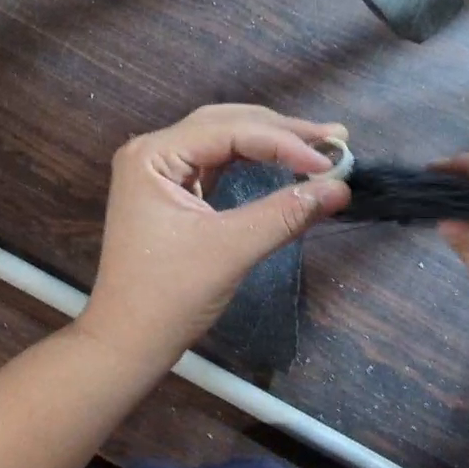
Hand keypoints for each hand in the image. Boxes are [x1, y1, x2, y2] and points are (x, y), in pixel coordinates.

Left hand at [77, 105, 350, 366]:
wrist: (127, 343)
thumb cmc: (170, 296)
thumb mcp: (231, 250)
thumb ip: (285, 213)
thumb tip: (340, 188)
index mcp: (153, 155)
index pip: (229, 130)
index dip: (283, 142)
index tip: (332, 161)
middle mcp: (151, 152)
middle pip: (225, 124)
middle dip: (280, 132)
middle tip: (334, 138)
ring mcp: (158, 171)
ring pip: (222, 140)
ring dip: (269, 141)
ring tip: (317, 144)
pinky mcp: (169, 191)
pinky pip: (216, 163)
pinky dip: (251, 161)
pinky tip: (280, 160)